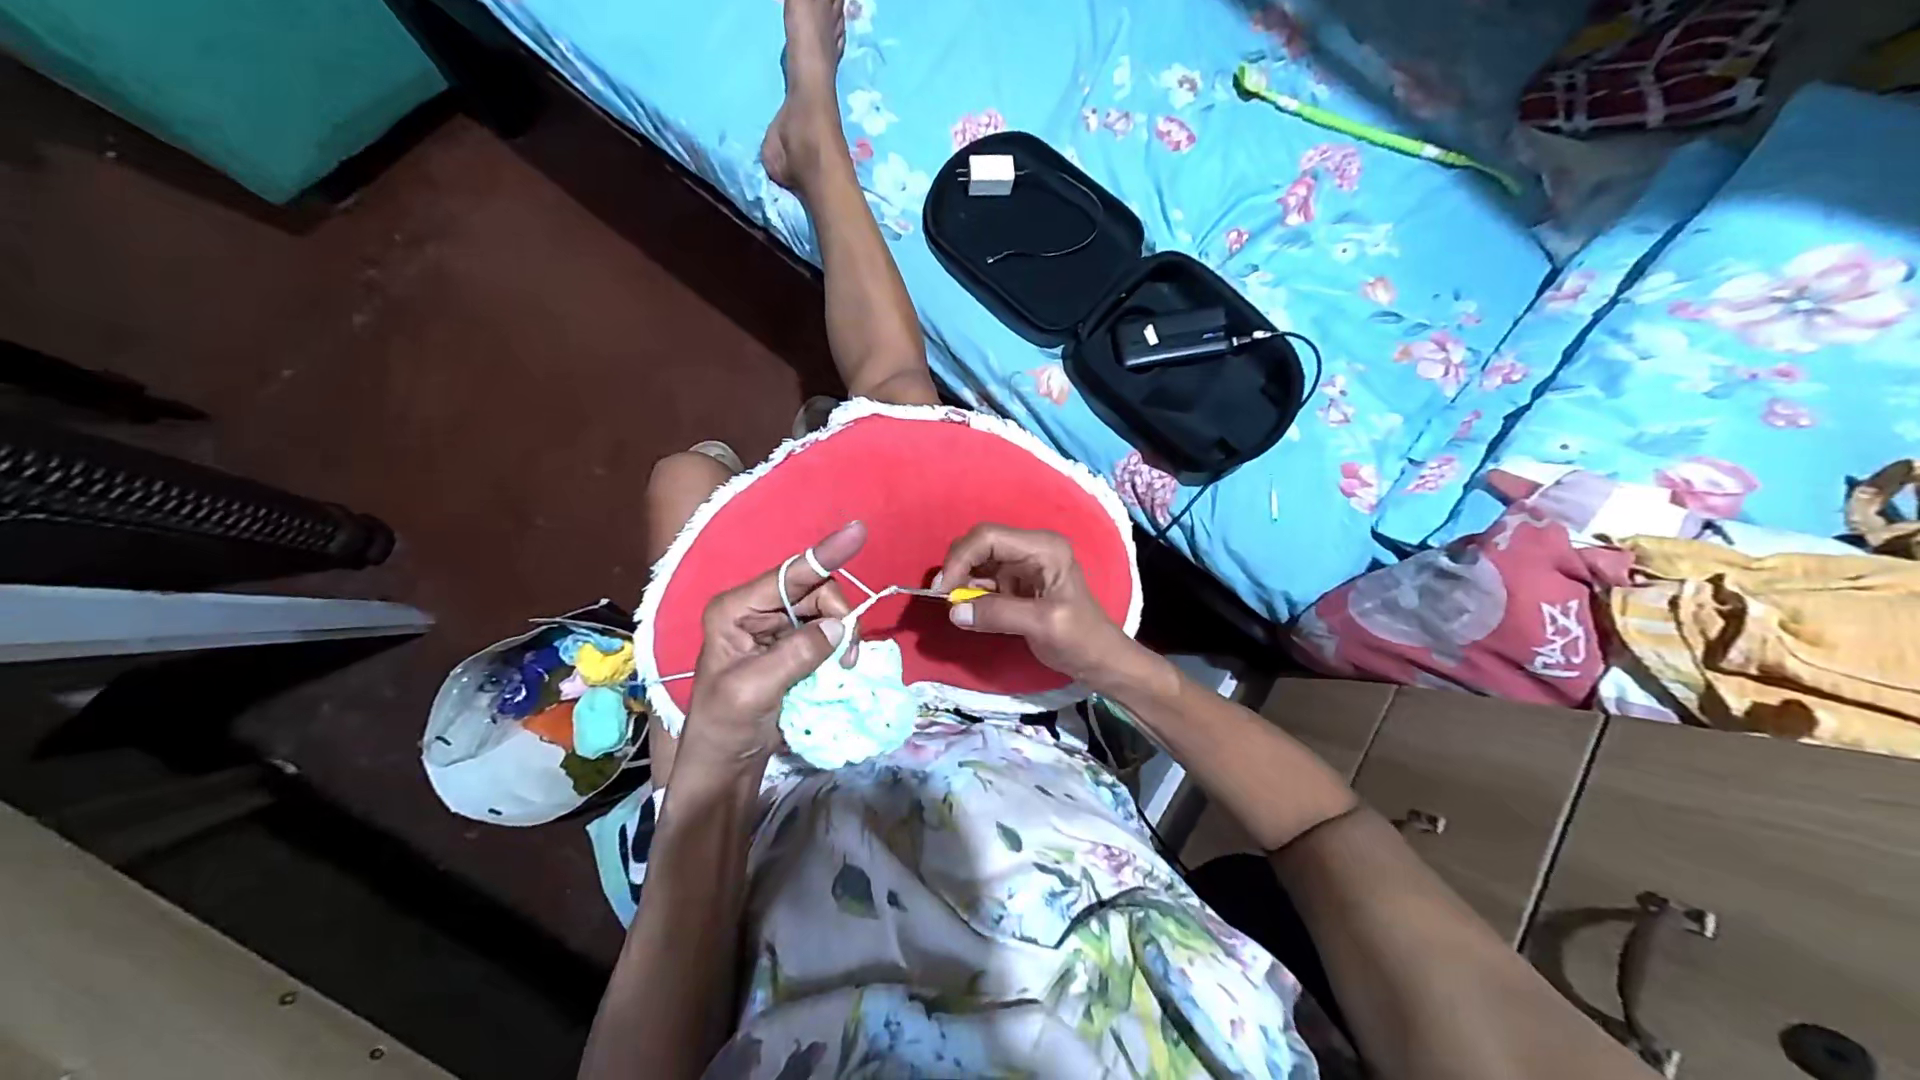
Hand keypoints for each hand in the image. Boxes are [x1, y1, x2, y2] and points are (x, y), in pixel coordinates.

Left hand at [679, 521, 864, 773]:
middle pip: (815, 590)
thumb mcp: (753, 690)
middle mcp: (756, 610)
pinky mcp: (791, 648)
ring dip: (843, 634)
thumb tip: (839, 627)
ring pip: (826, 611)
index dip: (825, 553)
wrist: (725, 768)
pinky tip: (841, 666)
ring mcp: (775, 629)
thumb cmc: (724, 727)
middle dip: (839, 615)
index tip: (858, 532)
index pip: (788, 575)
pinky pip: (827, 633)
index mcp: (735, 610)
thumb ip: (796, 654)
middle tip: (850, 654)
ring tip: (845, 666)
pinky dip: (840, 646)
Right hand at [936, 524, 1145, 687]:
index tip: (944, 590)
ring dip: (960, 581)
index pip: (989, 537)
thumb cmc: (1080, 638)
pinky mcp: (1014, 583)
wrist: (1098, 659)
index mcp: (1044, 548)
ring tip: (952, 605)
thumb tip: (954, 611)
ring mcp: (1022, 564)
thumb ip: (998, 614)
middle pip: (980, 544)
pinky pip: (982, 579)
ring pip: (977, 561)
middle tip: (943, 598)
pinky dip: (968, 592)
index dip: (961, 558)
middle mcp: (1031, 548)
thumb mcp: (1042, 625)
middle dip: (957, 568)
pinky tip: (964, 609)